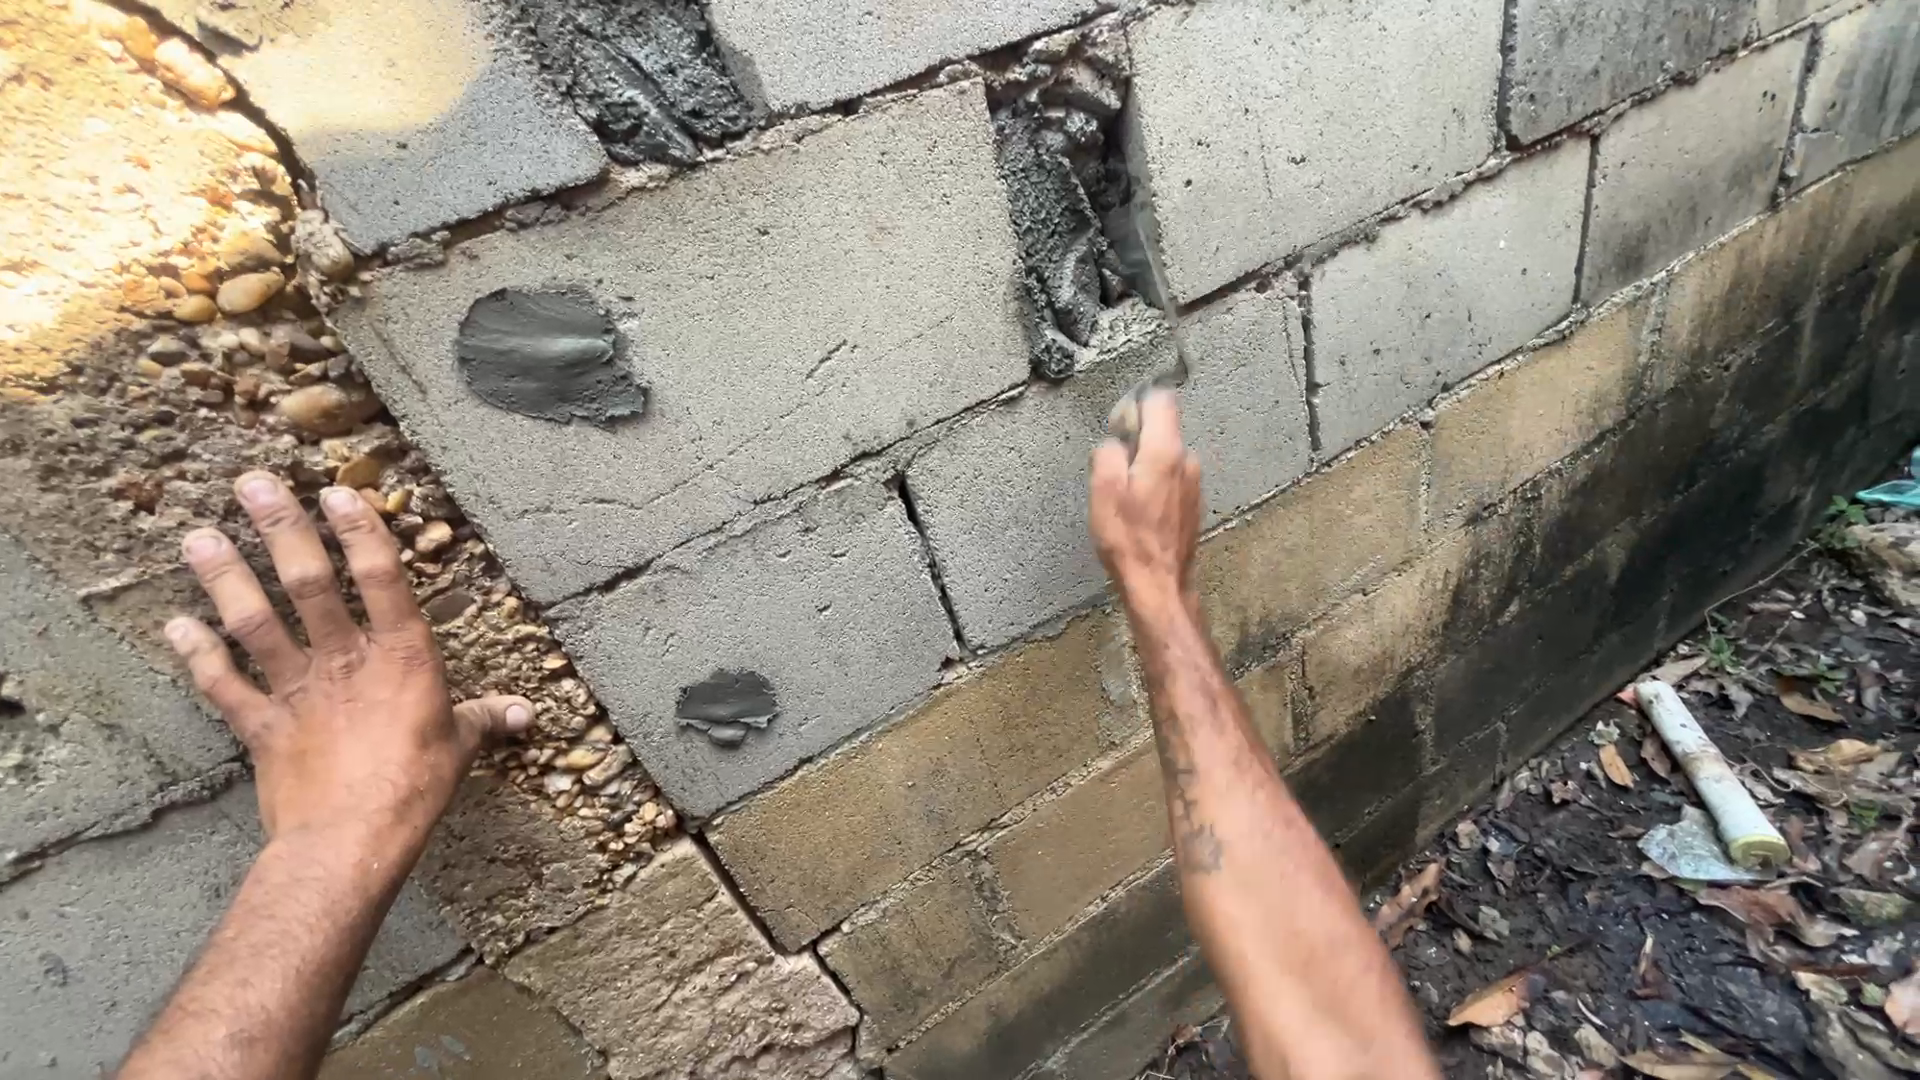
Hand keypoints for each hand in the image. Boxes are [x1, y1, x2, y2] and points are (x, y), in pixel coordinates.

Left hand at [166, 472, 529, 865]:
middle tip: (253, 484)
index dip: (361, 534)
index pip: (382, 580)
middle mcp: (345, 660)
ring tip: (199, 535)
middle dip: (280, 531)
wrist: (351, 838)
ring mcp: (295, 690)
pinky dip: (196, 655)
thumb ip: (489, 717)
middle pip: (308, 584)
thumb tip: (527, 713)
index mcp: (404, 656)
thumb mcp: (465, 743)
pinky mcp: (259, 726)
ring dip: (224, 577)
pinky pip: (222, 684)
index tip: (339, 493)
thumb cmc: (418, 783)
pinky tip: (175, 625)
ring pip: (255, 622)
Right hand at [1089, 388, 1202, 609]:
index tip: (1118, 427)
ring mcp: (1193, 483)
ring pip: (1165, 455)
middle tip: (1114, 471)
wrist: (1159, 583)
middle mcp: (1186, 461)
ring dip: (1143, 465)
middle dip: (1135, 440)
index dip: (1136, 404)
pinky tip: (1138, 511)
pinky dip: (1153, 485)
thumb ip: (1107, 453)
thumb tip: (1114, 443)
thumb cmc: (1129, 539)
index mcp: (1166, 452)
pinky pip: (1170, 478)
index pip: (1161, 400)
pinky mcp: (1192, 503)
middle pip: (1162, 428)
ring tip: (1124, 497)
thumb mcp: (1103, 490)